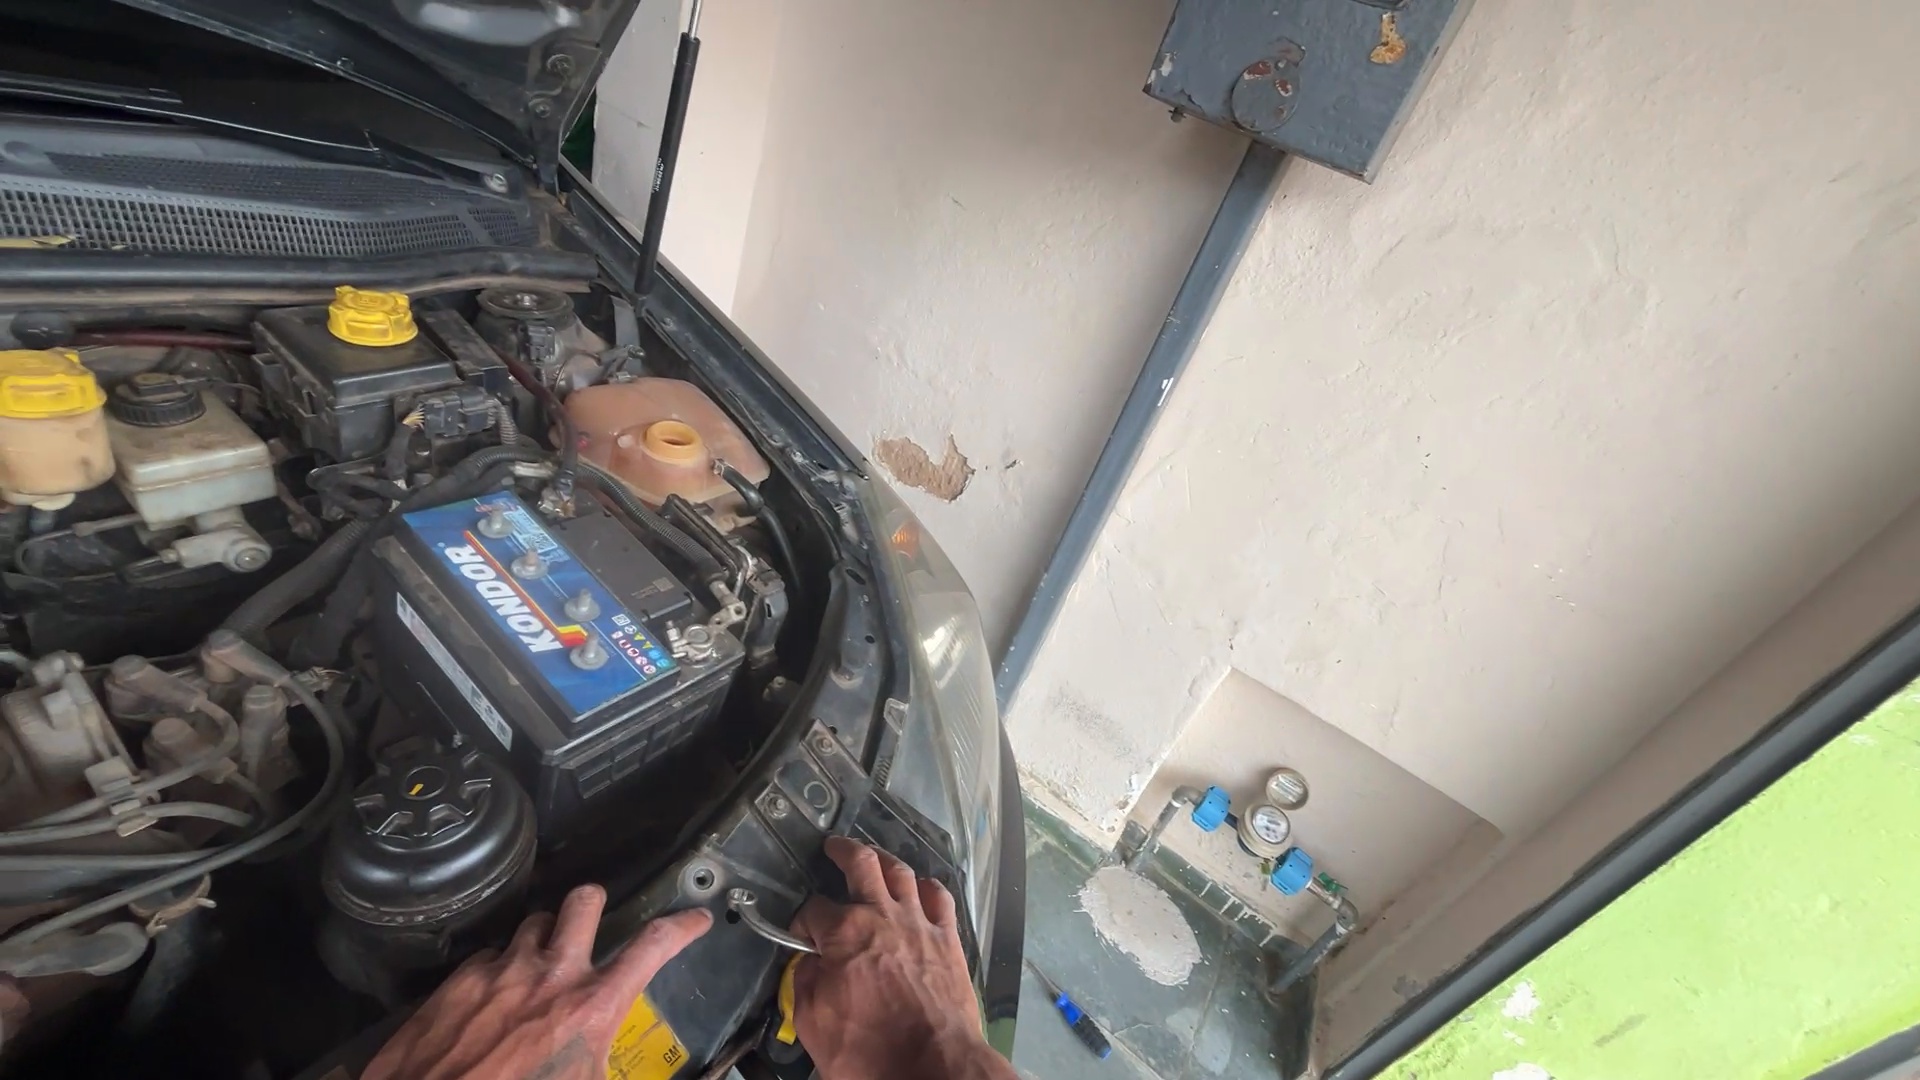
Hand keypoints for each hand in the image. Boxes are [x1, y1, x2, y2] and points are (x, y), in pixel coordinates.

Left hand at [364, 884, 711, 1079]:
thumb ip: (603, 1063)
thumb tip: (608, 1049)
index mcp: (592, 1007)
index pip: (654, 946)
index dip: (683, 926)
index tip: (697, 918)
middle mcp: (553, 976)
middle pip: (585, 901)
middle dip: (591, 904)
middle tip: (588, 922)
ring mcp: (502, 973)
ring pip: (533, 923)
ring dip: (539, 941)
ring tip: (532, 969)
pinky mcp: (456, 983)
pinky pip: (486, 957)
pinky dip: (493, 974)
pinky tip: (484, 1004)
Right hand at [789, 837, 1014, 1079]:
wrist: (932, 1066)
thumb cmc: (869, 1052)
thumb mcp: (814, 1025)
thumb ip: (803, 983)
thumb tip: (808, 961)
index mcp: (846, 932)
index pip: (814, 909)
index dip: (803, 919)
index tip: (801, 933)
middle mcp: (883, 913)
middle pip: (862, 863)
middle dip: (843, 850)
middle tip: (834, 846)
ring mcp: (919, 920)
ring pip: (901, 871)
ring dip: (884, 861)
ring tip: (875, 858)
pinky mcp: (947, 936)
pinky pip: (939, 896)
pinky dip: (927, 886)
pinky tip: (920, 888)